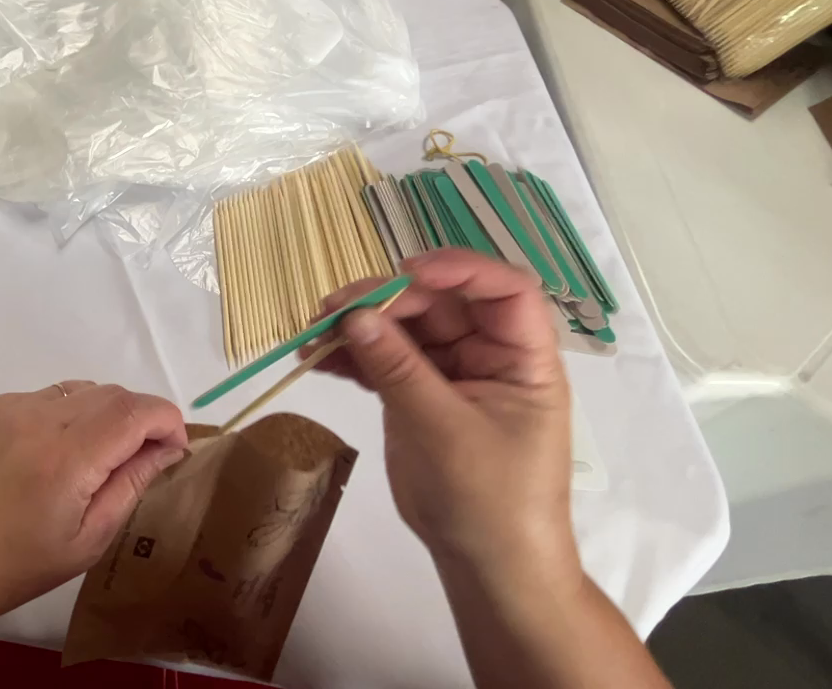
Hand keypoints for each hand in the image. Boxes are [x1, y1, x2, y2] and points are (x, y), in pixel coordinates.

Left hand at [0, 382, 188, 631]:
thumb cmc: (20, 564)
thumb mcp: (90, 538)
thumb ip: (132, 483)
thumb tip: (169, 446)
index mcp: (65, 458)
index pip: (133, 410)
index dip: (165, 419)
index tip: (176, 446)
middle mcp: (37, 418)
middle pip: (110, 392)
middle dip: (140, 416)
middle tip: (144, 457)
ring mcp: (11, 406)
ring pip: (81, 389)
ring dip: (105, 412)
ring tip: (99, 457)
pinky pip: (49, 396)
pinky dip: (70, 413)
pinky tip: (58, 452)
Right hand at [303, 248, 577, 587]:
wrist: (483, 562)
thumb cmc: (489, 498)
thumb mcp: (444, 429)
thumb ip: (398, 368)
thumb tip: (352, 316)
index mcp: (520, 359)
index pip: (503, 291)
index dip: (461, 269)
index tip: (405, 271)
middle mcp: (484, 355)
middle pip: (435, 303)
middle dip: (382, 300)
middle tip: (331, 312)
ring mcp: (445, 372)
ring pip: (399, 326)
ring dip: (354, 325)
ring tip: (311, 335)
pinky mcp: (413, 391)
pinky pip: (378, 356)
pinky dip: (346, 354)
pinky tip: (315, 358)